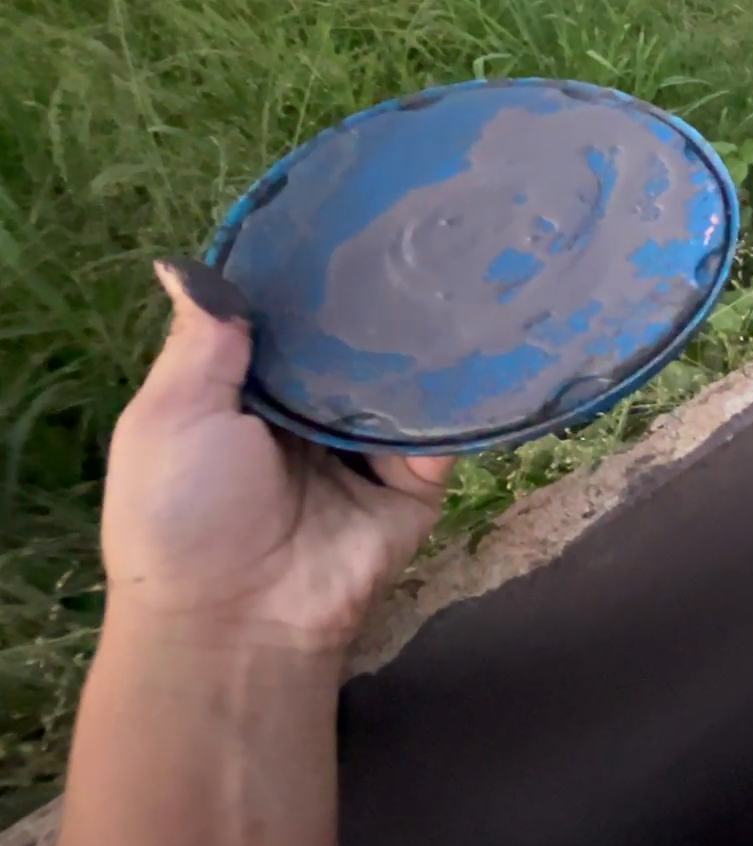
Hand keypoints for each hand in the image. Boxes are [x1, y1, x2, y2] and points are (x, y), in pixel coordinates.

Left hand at [101, 260, 451, 653]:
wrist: (249, 611)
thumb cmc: (188, 513)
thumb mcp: (172, 423)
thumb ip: (200, 351)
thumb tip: (185, 264)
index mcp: (258, 398)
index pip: (295, 330)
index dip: (314, 288)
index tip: (350, 234)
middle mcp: (322, 415)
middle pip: (361, 352)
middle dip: (385, 313)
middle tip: (425, 248)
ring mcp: (378, 445)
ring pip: (411, 385)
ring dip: (432, 352)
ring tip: (469, 289)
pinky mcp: (424, 474)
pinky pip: (448, 429)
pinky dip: (465, 401)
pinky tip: (488, 355)